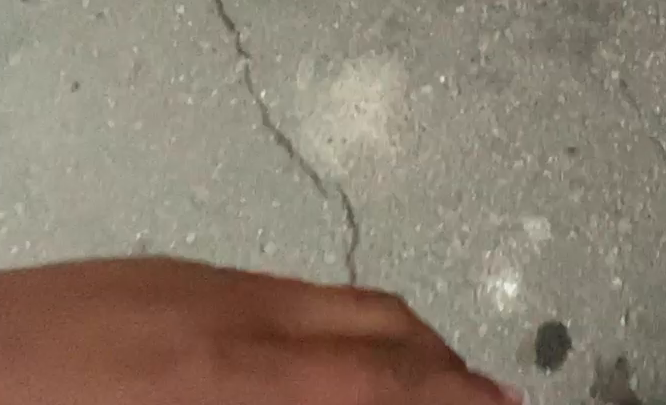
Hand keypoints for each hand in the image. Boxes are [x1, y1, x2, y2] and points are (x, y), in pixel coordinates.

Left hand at [0, 258, 517, 404]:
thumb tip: (335, 403)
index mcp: (217, 380)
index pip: (376, 379)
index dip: (451, 392)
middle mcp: (234, 315)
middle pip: (382, 325)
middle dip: (447, 363)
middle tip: (491, 395)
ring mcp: (206, 283)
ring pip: (347, 300)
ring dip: (406, 339)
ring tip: (435, 375)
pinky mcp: (174, 274)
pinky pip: (300, 293)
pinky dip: (348, 323)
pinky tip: (336, 354)